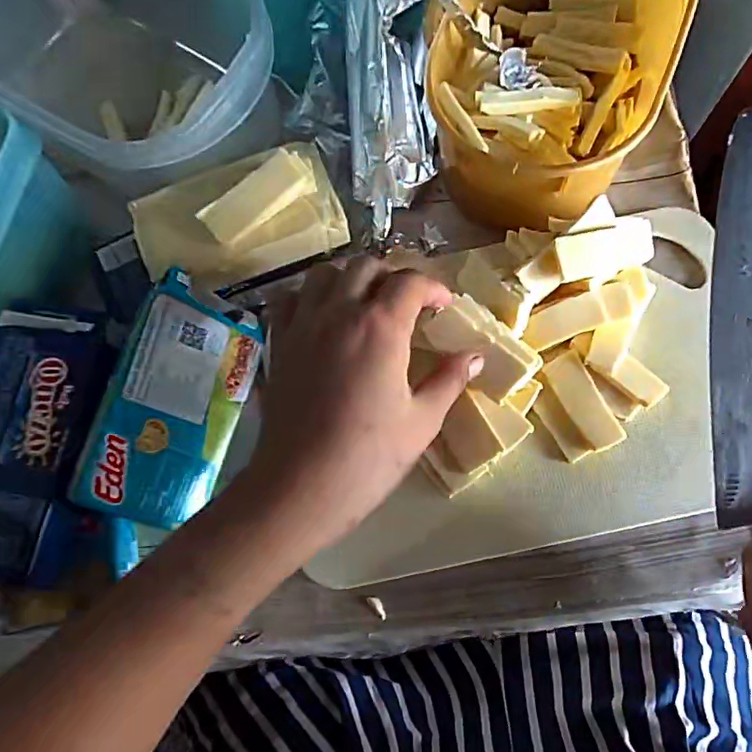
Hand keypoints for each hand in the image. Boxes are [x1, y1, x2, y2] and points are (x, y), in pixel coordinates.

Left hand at [243, 257, 479, 548]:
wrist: (301, 485)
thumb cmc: (367, 459)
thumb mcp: (420, 423)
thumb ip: (448, 382)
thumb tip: (474, 357)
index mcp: (380, 327)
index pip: (410, 281)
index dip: (433, 287)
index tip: (443, 306)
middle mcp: (337, 314)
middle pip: (365, 266)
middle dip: (392, 274)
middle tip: (408, 301)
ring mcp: (301, 328)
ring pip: (323, 275)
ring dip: (348, 278)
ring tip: (363, 302)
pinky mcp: (277, 347)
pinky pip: (288, 301)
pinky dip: (307, 297)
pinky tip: (319, 317)